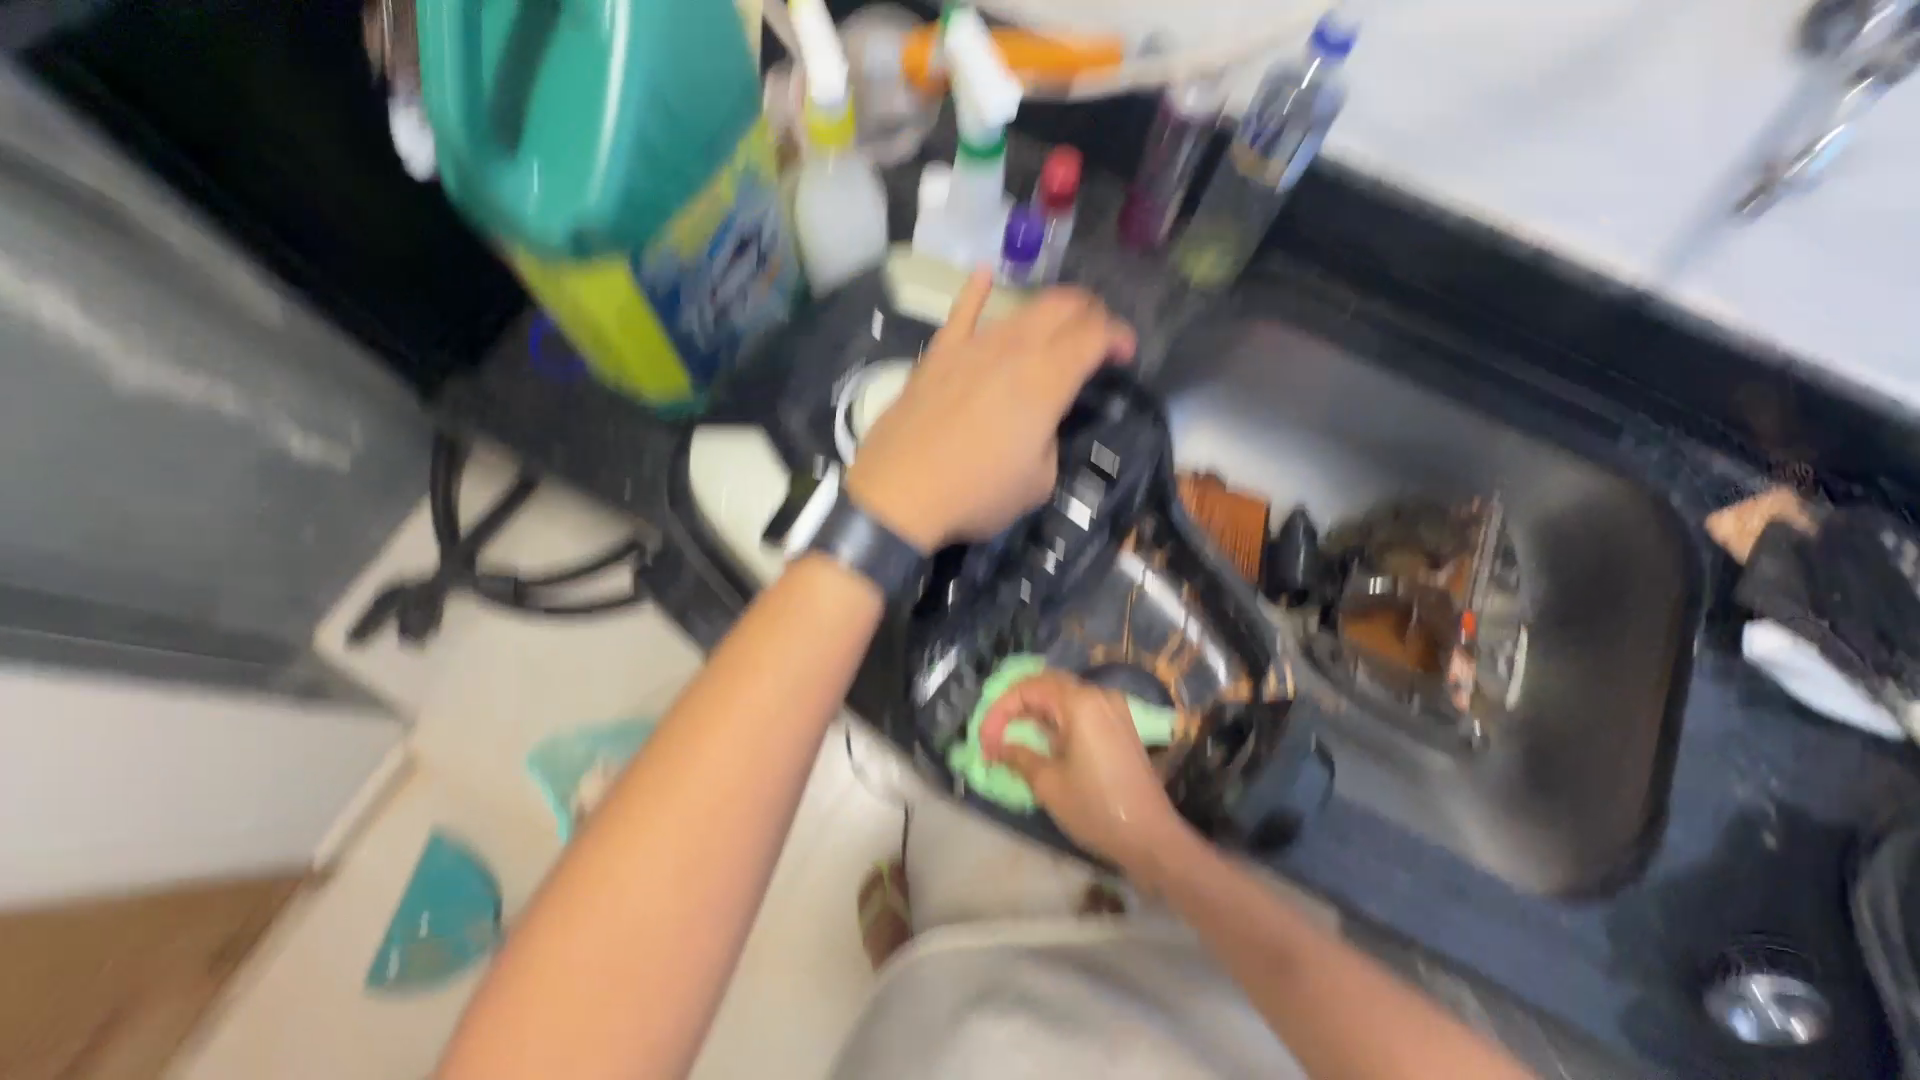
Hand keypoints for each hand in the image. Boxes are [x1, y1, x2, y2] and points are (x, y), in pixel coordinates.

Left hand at [845, 271, 1133, 551]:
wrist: (899, 495)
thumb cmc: (977, 494)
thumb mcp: (1039, 482)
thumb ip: (1050, 439)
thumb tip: (1040, 424)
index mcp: (1048, 378)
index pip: (1096, 335)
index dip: (1119, 337)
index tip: (1126, 355)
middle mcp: (1013, 349)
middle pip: (1062, 306)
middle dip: (1090, 313)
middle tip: (1096, 336)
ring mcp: (971, 346)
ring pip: (1018, 309)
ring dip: (1046, 312)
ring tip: (1055, 325)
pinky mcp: (937, 355)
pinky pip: (960, 313)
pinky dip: (976, 291)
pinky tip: (983, 275)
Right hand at [979, 671, 1192, 880]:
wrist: (1151, 837)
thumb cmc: (1095, 808)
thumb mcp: (1048, 783)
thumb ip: (1017, 756)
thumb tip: (994, 747)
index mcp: (1080, 703)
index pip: (1028, 688)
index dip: (1000, 711)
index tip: (984, 742)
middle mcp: (1099, 696)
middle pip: (1047, 685)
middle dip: (1016, 706)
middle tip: (994, 733)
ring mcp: (1115, 710)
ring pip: (1065, 697)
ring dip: (1036, 712)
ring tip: (1013, 738)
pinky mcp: (1121, 727)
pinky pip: (1082, 711)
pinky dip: (1057, 720)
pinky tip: (1043, 741)